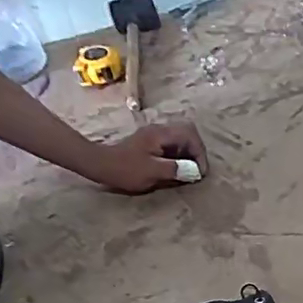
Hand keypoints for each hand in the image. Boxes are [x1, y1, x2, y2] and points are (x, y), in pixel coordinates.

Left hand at [90, 121, 209, 193]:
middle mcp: (159, 130)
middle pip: (188, 133)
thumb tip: (195, 171)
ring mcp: (155, 136)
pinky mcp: (151, 143)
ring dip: (189, 154)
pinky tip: (178, 169)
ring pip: (181, 139)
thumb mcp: (152, 172)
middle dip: (196, 151)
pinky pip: (172, 145)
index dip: (199, 153)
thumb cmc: (126, 169)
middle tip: (197, 170)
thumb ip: (175, 169)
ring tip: (189, 172)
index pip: (190, 135)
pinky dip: (180, 156)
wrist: (102, 165)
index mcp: (161, 134)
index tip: (200, 172)